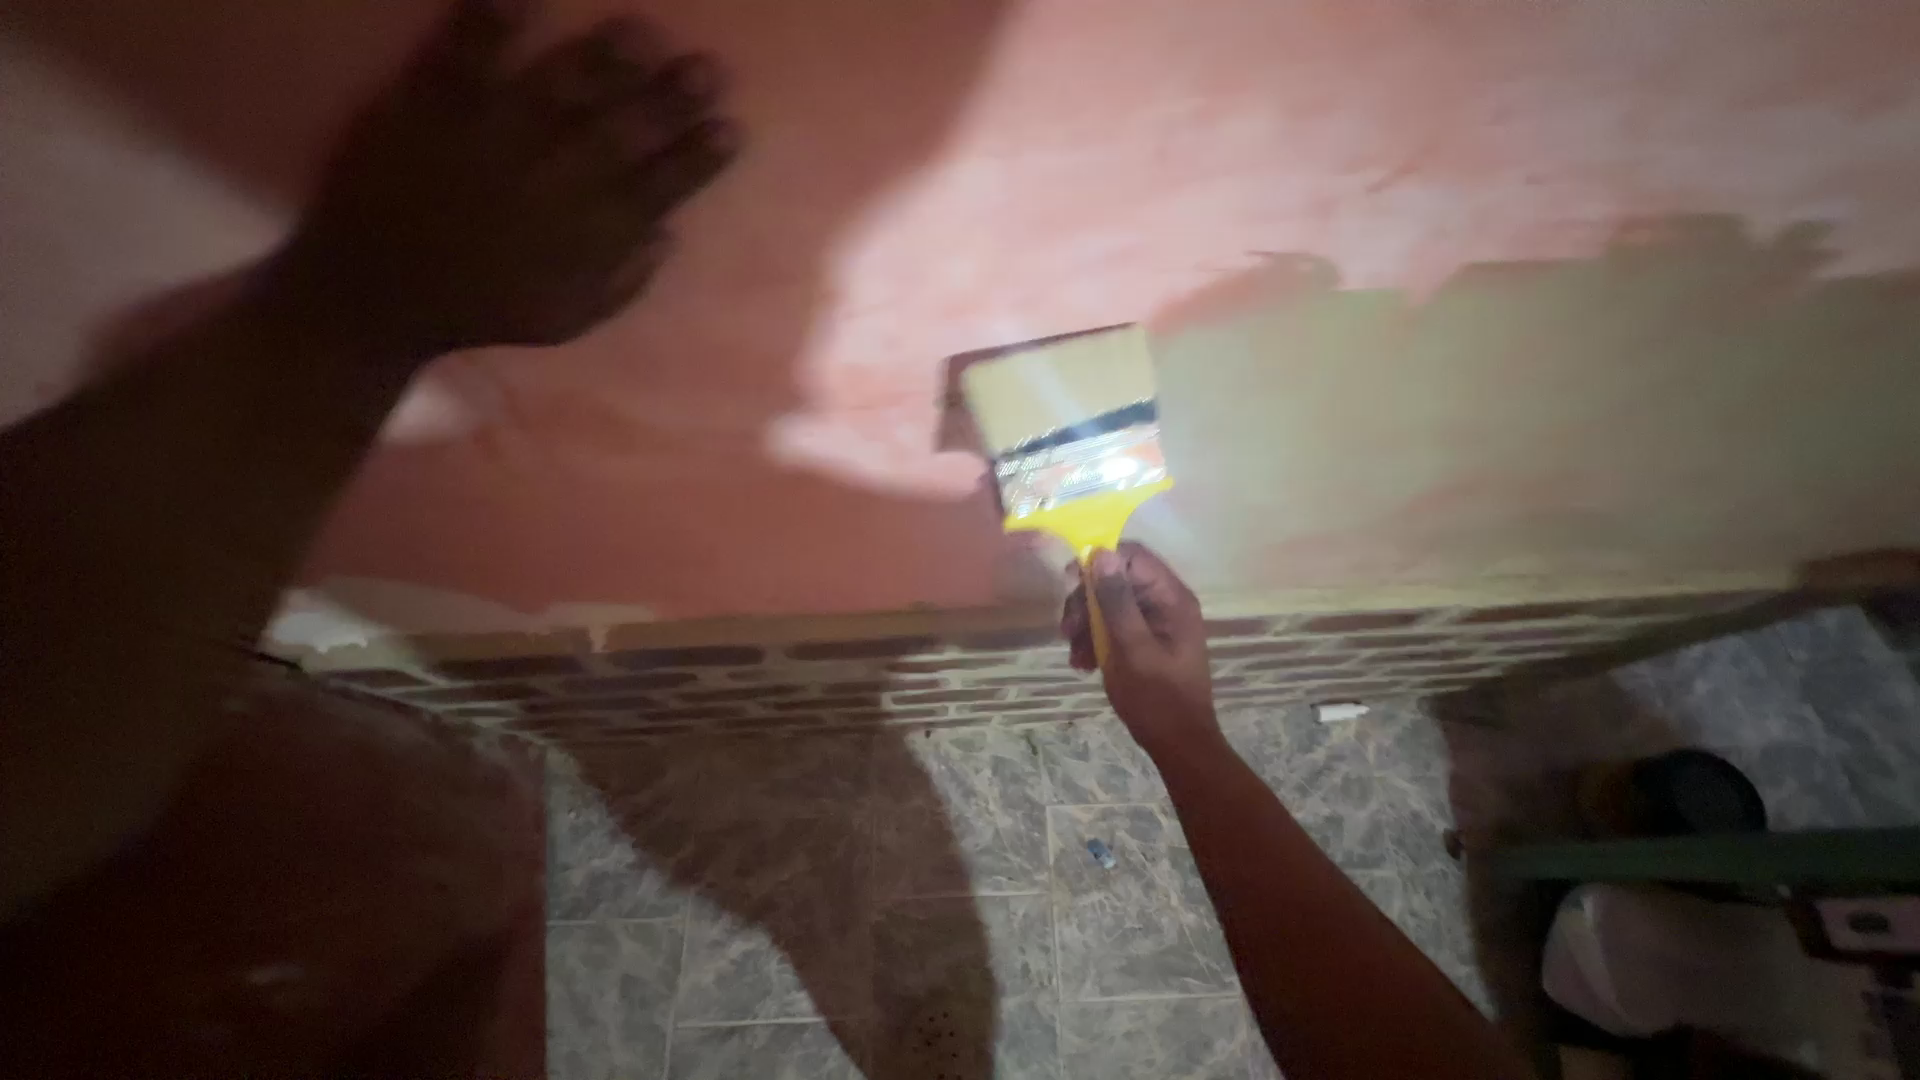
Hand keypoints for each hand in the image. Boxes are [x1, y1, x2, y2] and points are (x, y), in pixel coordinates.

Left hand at [270, 0, 737, 357]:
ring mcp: (495, 138)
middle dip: (672, 101)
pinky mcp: (435, 107)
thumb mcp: (571, 320)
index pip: (660, 189)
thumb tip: (668, 237)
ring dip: (608, 60)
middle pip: (625, 134)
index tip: (732, 130)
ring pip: (563, 91)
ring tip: (645, 31)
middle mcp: (554, 181)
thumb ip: (624, 282)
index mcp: (588, 236)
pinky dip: (491, 19)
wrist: (382, 293)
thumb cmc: (487, 309)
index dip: (700, 159)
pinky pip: (467, 54)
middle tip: (709, 67)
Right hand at [1060, 542, 1221, 755]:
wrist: (1177, 745)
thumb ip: (1117, 601)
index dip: (1099, 562)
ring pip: (1108, 603)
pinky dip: (1093, 640)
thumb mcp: (1132, 648)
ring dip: (1085, 624)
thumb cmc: (1158, 698)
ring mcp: (1154, 622)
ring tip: (1075, 654)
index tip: (1071, 582)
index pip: (1132, 556)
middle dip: (1086, 601)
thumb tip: (1101, 553)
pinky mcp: (1142, 640)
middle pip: (1116, 578)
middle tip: (1068, 629)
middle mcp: (1165, 602)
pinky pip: (1111, 626)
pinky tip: (1083, 663)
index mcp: (1171, 598)